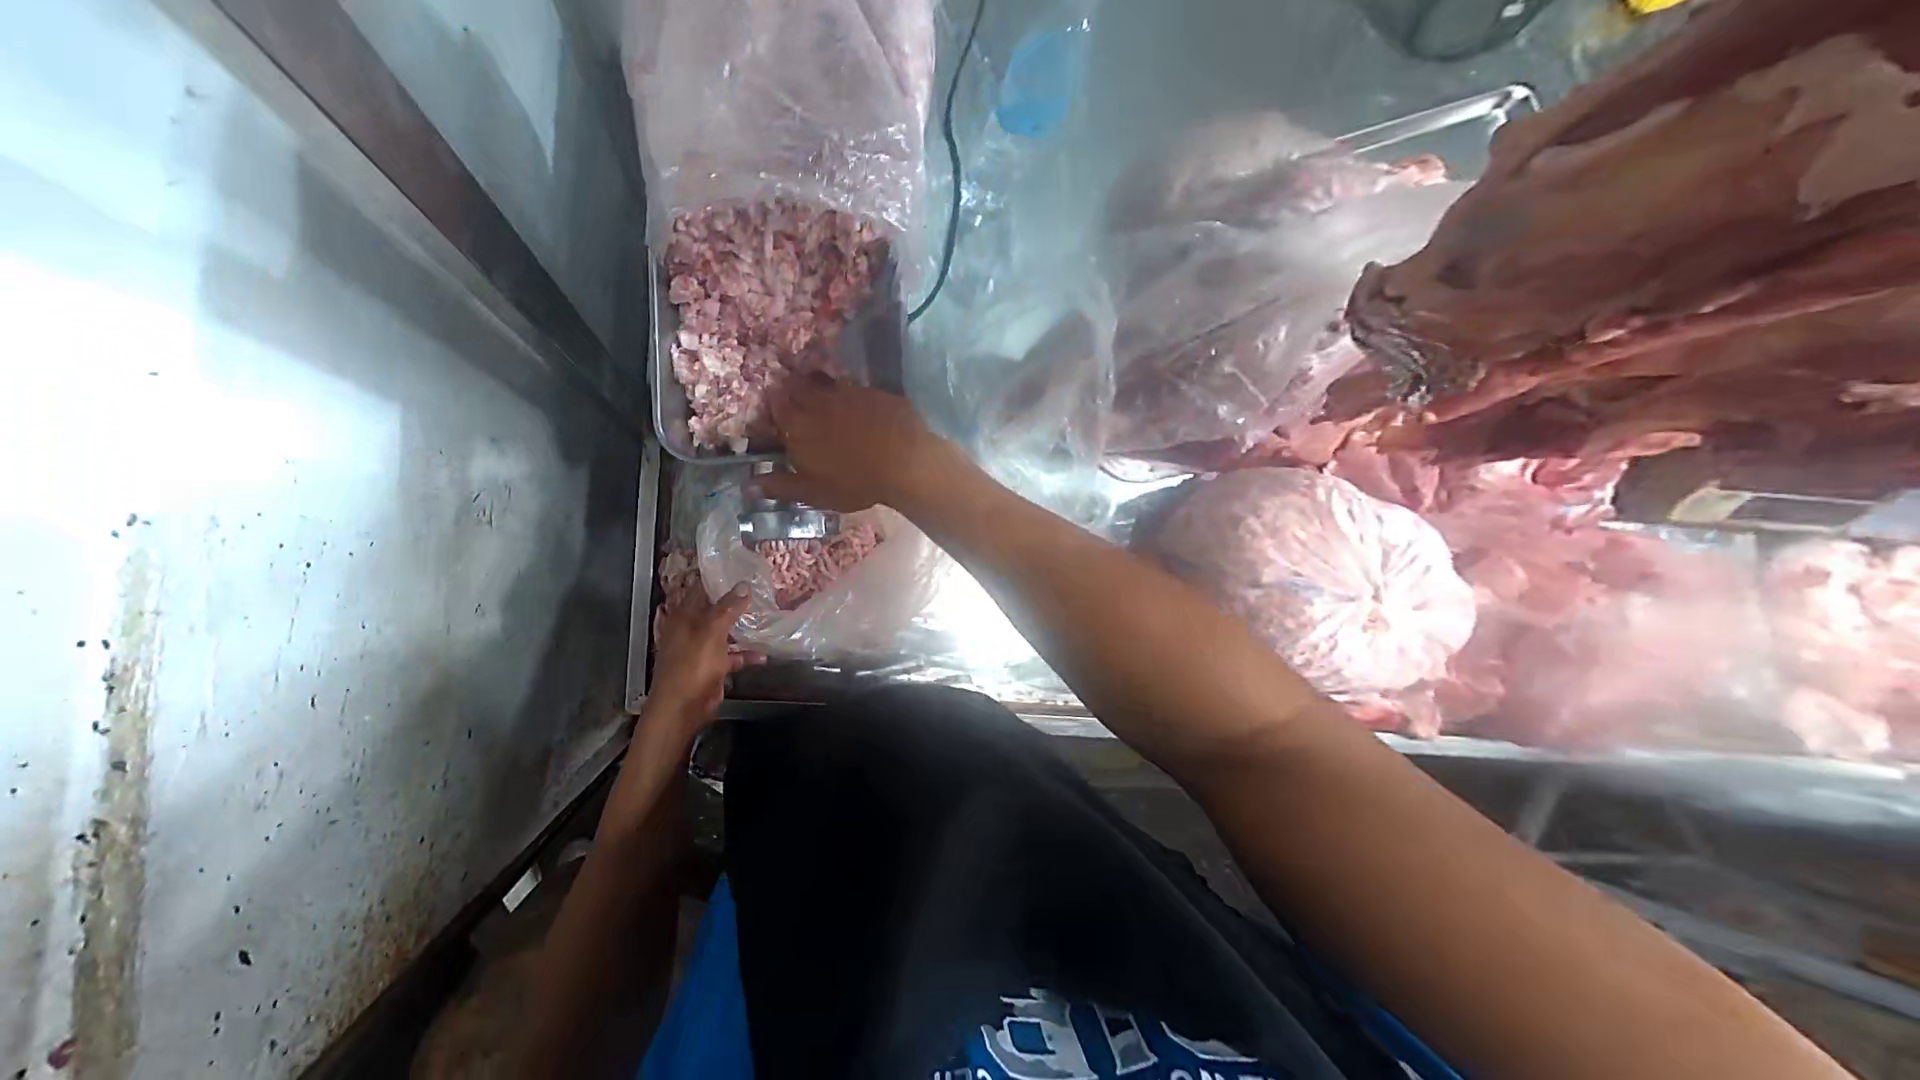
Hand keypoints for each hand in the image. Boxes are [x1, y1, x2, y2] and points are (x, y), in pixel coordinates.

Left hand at [646, 584, 752, 733]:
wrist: (682, 707)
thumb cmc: (692, 664)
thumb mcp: (712, 631)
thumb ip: (728, 607)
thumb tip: (744, 585)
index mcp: (684, 616)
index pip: (700, 589)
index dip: (718, 579)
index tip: (741, 570)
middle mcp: (691, 629)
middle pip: (714, 610)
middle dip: (735, 603)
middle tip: (760, 592)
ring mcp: (701, 649)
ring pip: (725, 633)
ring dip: (743, 629)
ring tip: (765, 619)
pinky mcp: (711, 667)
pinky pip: (731, 656)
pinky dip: (746, 655)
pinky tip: (764, 654)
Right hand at [762, 377, 959, 511]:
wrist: (906, 463)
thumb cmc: (855, 482)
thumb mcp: (815, 492)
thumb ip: (782, 486)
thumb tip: (750, 484)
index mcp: (798, 425)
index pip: (776, 404)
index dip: (776, 406)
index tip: (778, 411)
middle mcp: (819, 402)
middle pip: (799, 388)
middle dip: (795, 392)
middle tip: (800, 403)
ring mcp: (849, 393)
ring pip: (828, 384)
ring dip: (824, 391)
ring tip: (829, 404)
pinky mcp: (876, 392)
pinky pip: (858, 389)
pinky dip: (855, 397)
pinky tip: (864, 411)